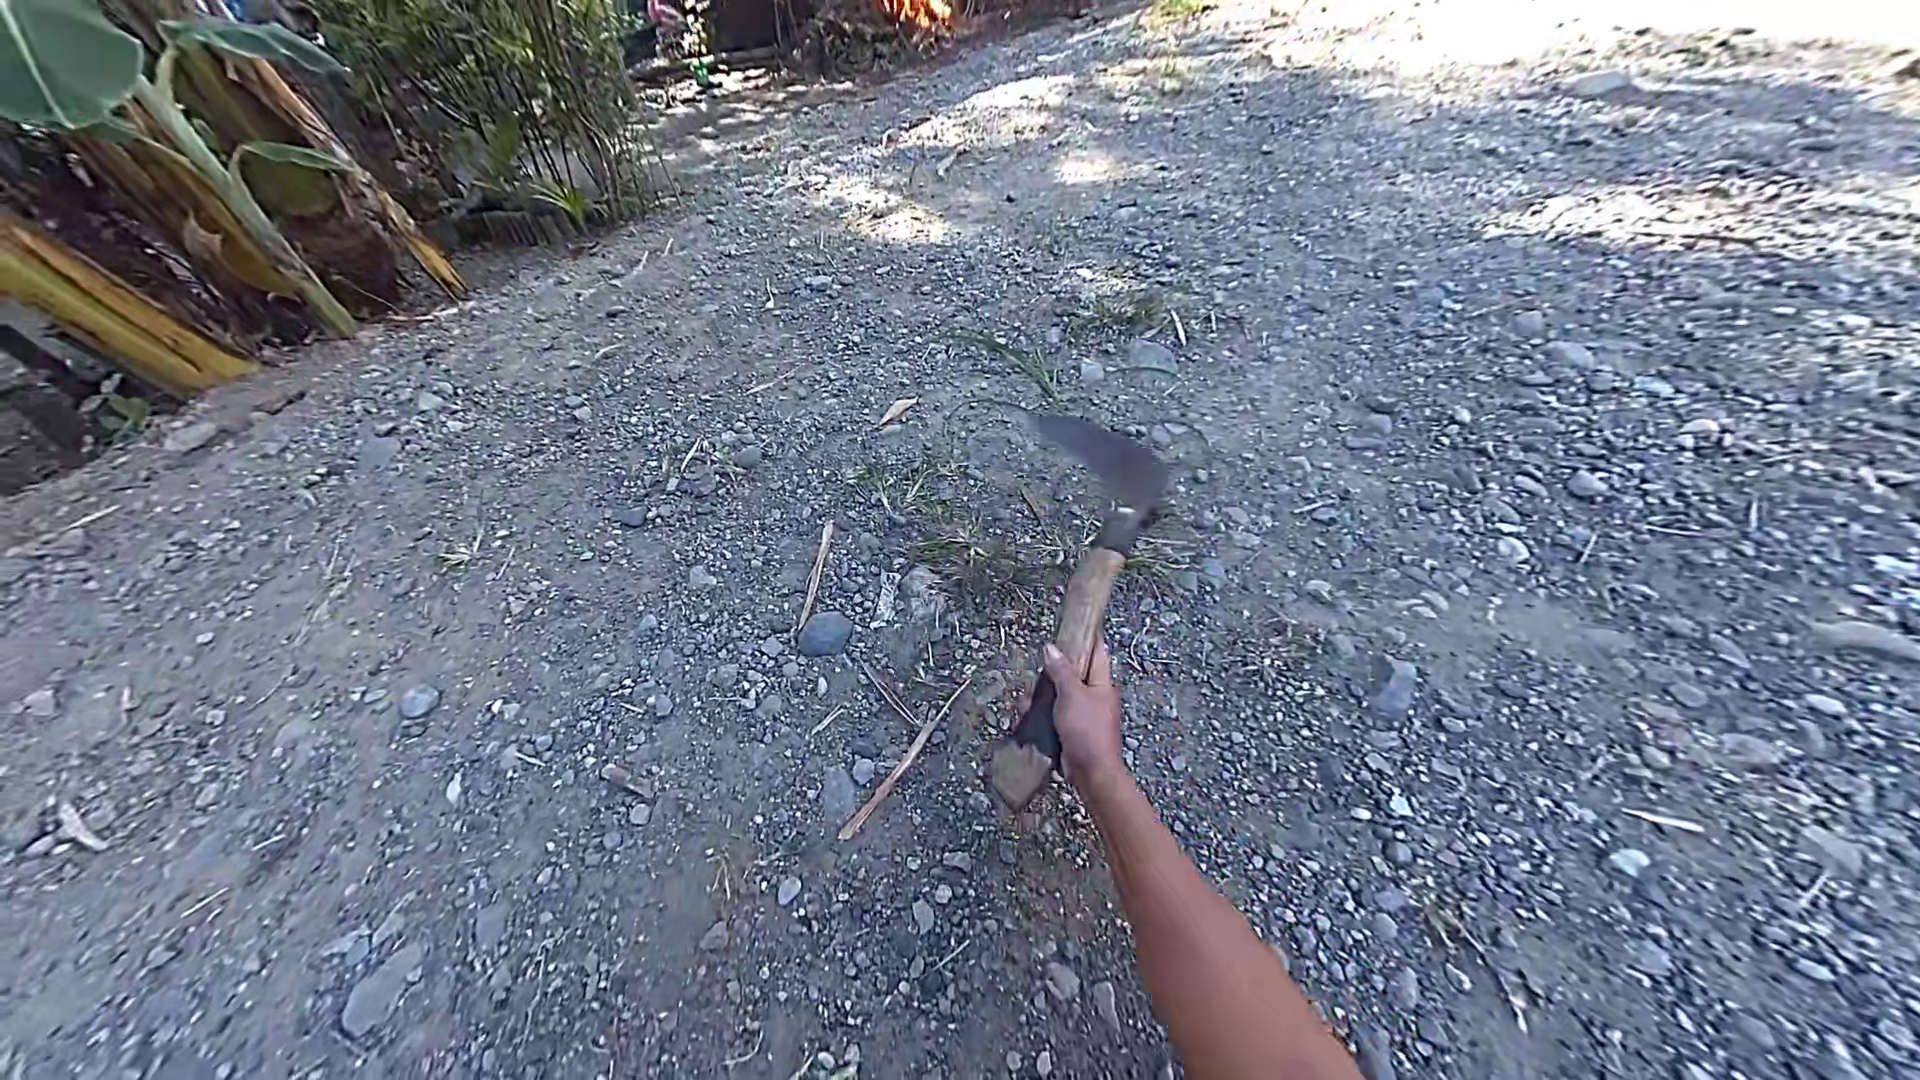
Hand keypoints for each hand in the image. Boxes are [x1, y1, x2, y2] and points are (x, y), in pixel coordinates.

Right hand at [1039, 640, 1123, 791]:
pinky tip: (1024, 716)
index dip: (1085, 637)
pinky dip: (1038, 713)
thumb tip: (1051, 648)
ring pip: (1057, 694)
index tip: (1070, 626)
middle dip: (1050, 673)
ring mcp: (1081, 713)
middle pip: (1071, 672)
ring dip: (1039, 696)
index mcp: (1102, 683)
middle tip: (1037, 676)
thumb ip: (1061, 670)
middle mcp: (1093, 695)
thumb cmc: (1087, 730)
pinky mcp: (1069, 729)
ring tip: (1024, 703)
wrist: (1091, 773)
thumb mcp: (1072, 695)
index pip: (1097, 651)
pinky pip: (1052, 713)